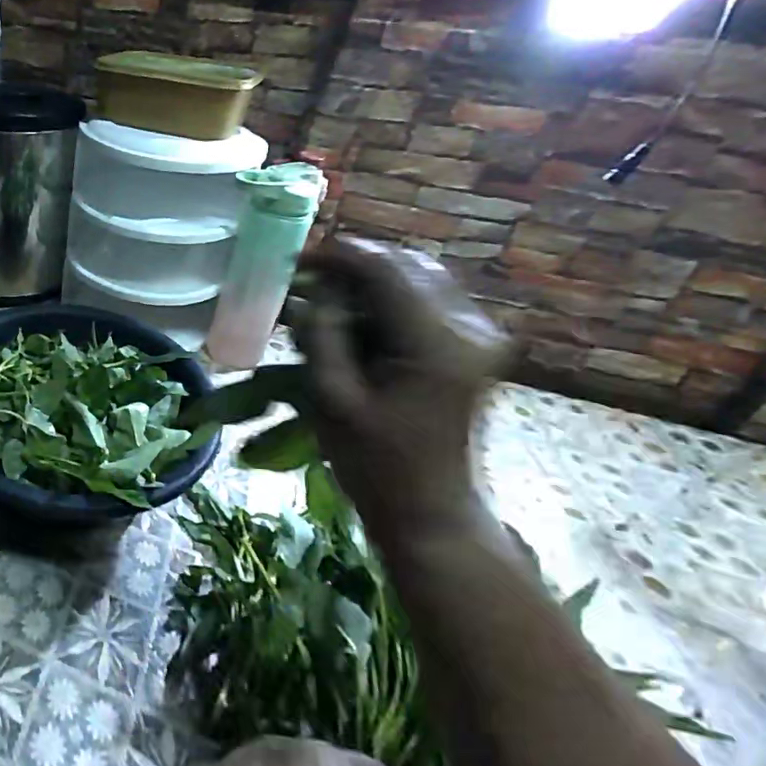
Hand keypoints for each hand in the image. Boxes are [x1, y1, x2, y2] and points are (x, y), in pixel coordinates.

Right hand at [290, 237, 510, 544]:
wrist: (429, 510)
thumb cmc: (374, 463)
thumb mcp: (332, 399)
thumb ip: (322, 336)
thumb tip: (312, 292)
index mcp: (437, 342)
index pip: (386, 269)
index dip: (336, 255)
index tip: (292, 260)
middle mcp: (468, 328)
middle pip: (405, 265)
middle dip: (350, 266)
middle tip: (302, 280)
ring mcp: (474, 336)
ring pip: (413, 279)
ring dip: (364, 283)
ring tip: (319, 300)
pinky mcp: (466, 347)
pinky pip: (419, 303)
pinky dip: (380, 302)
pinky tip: (347, 321)